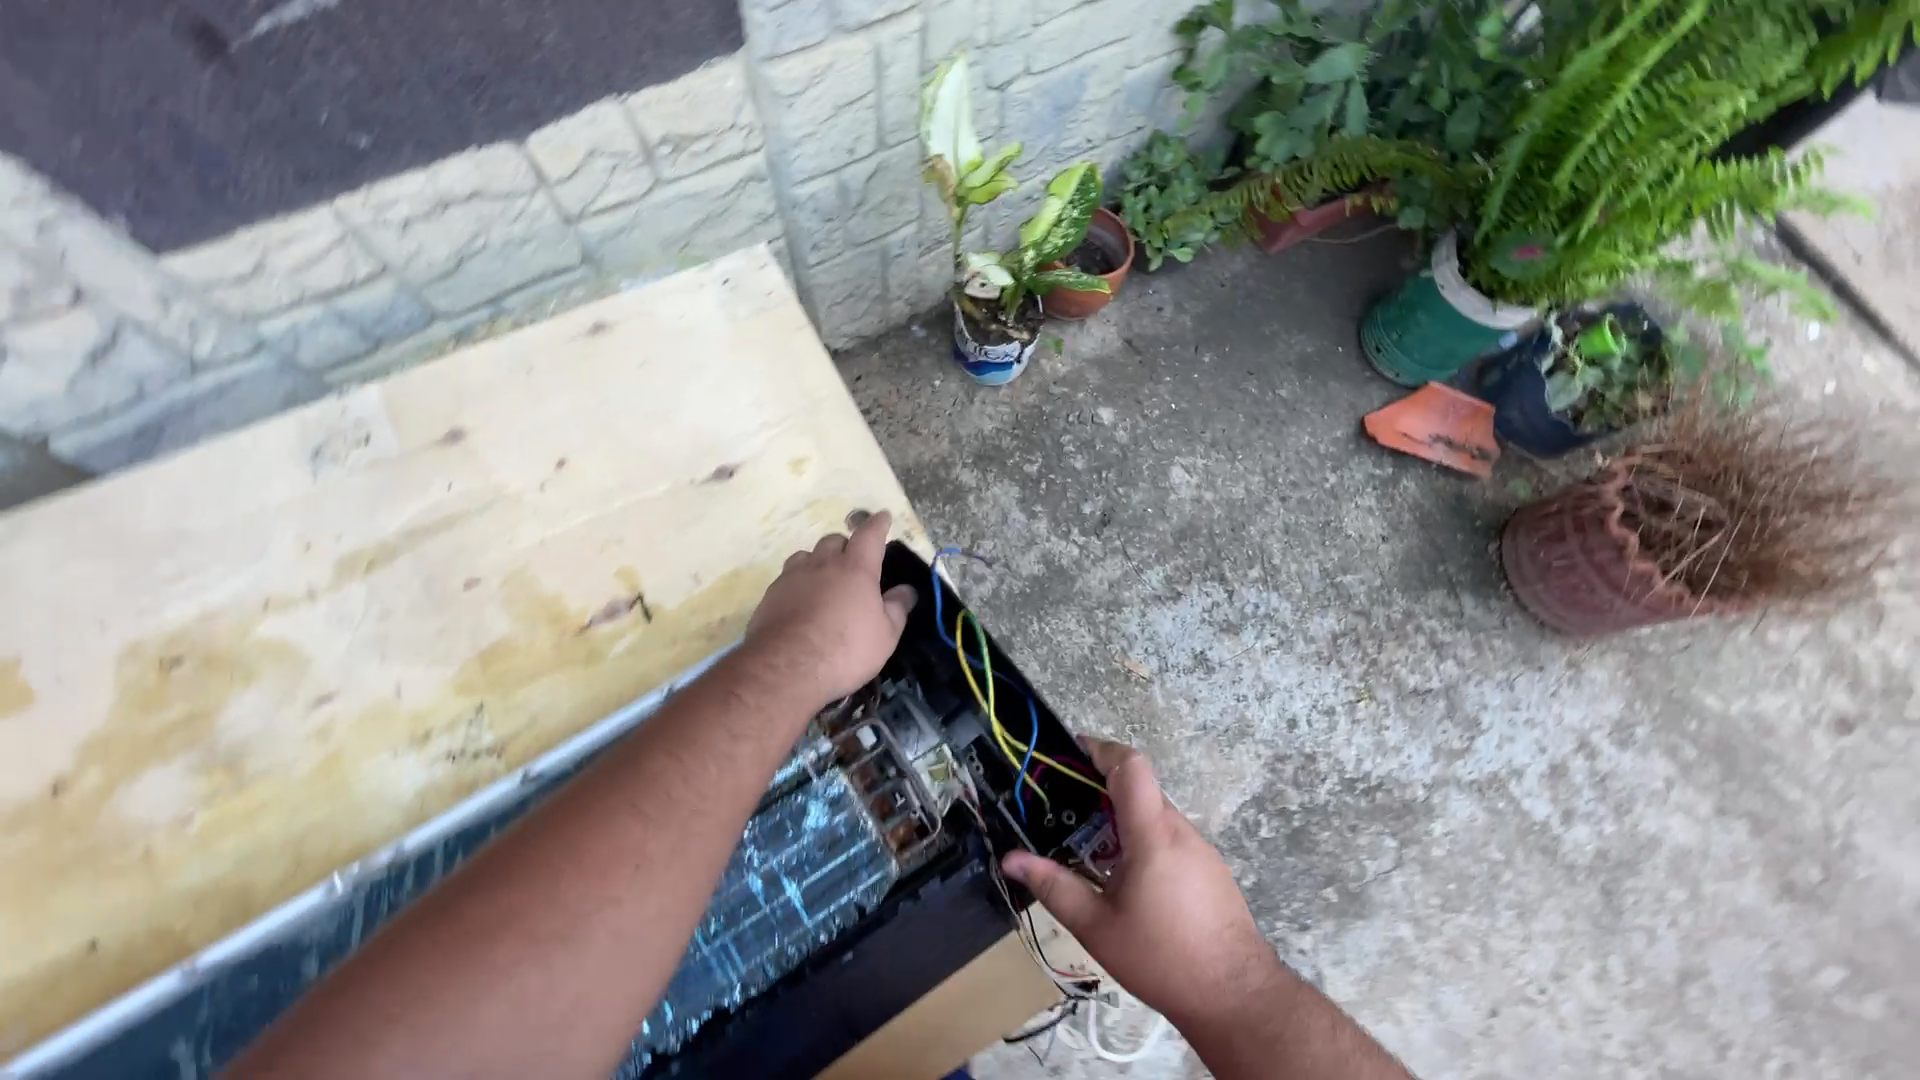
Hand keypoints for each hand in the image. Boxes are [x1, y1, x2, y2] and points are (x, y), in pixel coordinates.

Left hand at [744, 510, 917, 705]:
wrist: (787, 667)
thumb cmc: (846, 649)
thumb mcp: (885, 635)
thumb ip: (897, 608)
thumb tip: (906, 590)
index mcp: (856, 569)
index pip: (869, 535)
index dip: (877, 524)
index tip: (882, 517)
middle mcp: (823, 564)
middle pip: (834, 540)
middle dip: (846, 545)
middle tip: (853, 562)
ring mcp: (793, 577)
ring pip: (807, 555)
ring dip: (818, 561)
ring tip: (824, 580)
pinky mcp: (771, 594)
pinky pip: (787, 577)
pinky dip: (798, 582)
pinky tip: (800, 601)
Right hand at [1002, 739, 1286, 1031]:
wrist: (1236, 998)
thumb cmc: (1162, 958)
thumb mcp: (1097, 926)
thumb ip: (1053, 886)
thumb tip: (1010, 859)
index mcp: (1153, 834)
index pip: (1130, 766)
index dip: (1100, 749)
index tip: (1070, 752)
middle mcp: (1180, 831)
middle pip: (1139, 789)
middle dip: (1099, 790)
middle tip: (1064, 810)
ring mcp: (1200, 850)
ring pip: (1154, 815)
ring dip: (1121, 819)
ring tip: (1088, 849)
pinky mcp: (1210, 869)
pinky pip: (1170, 837)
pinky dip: (1142, 840)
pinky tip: (1124, 878)